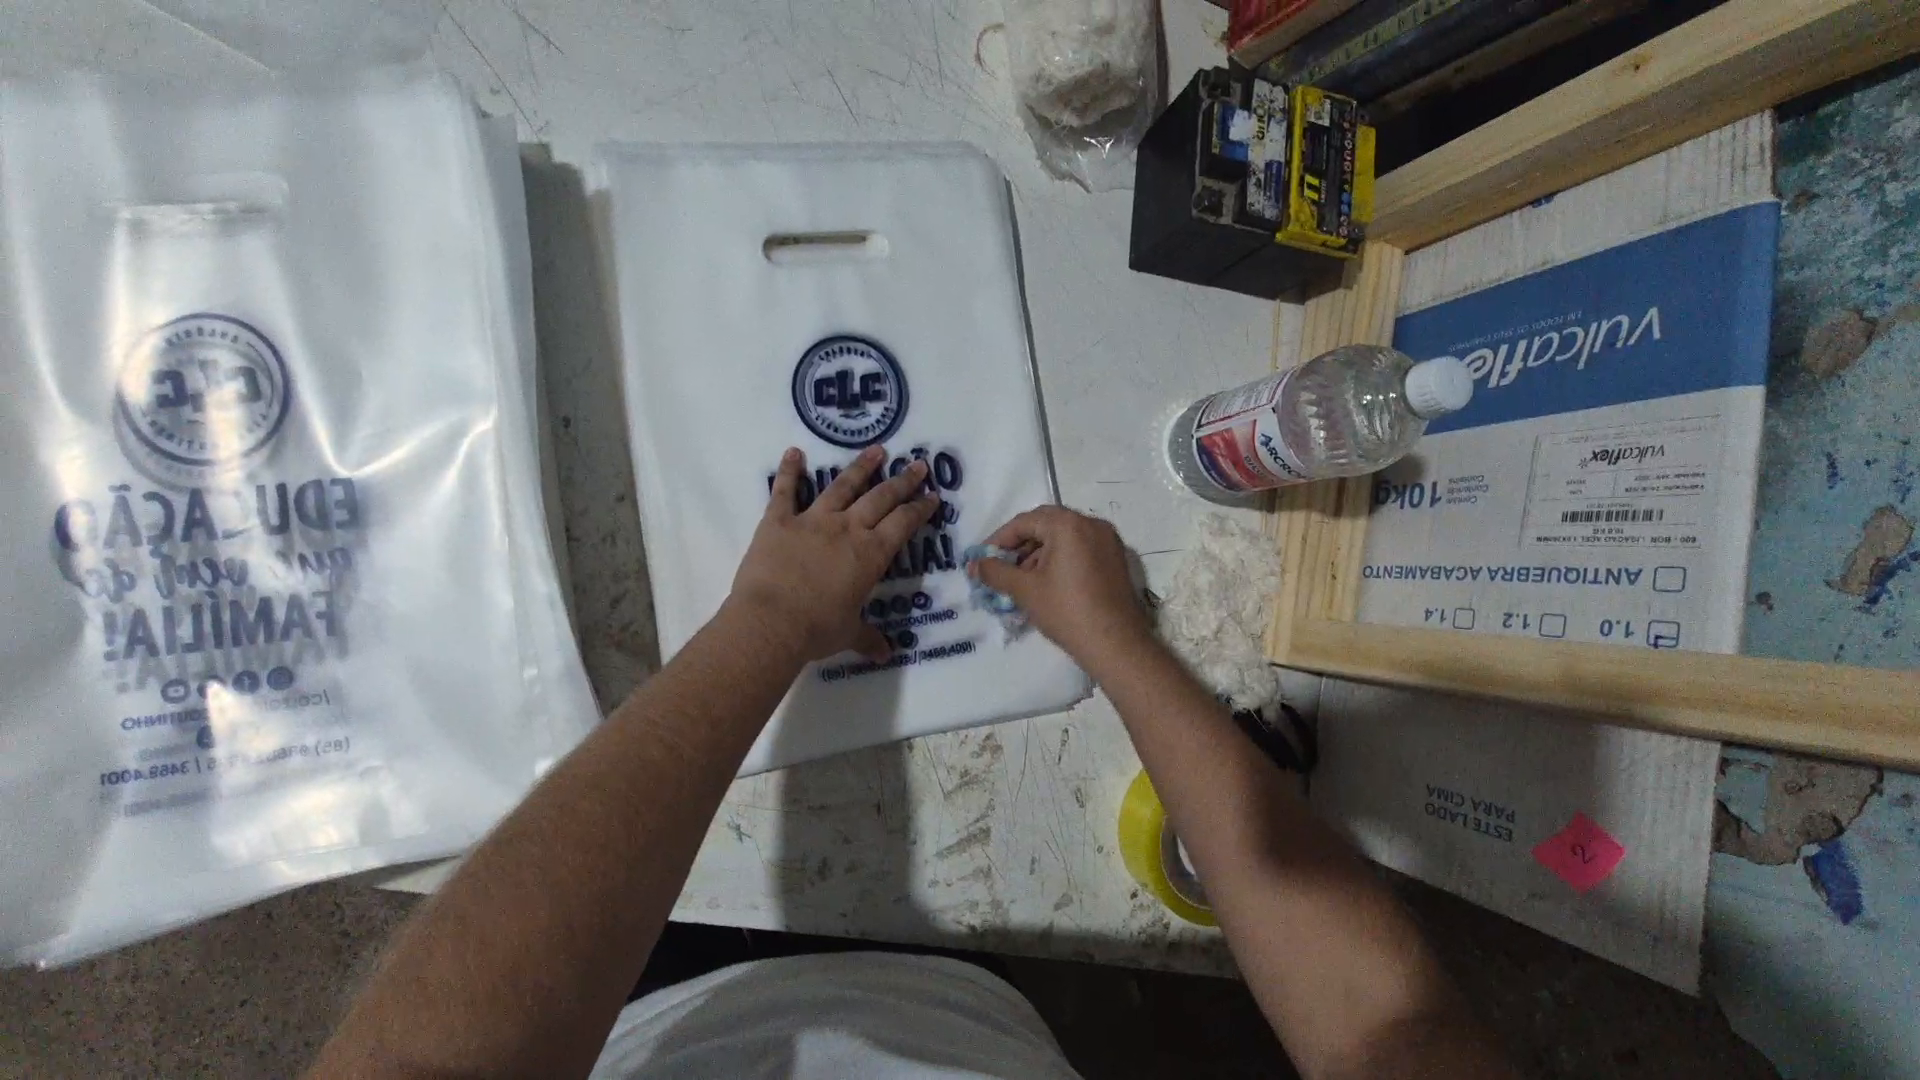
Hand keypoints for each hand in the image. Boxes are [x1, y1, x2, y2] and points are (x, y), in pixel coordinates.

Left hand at [729, 445, 940, 662]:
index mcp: (871, 554)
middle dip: (902, 481)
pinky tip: (793, 452)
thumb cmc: (816, 630)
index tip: (932, 496)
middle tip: (917, 466)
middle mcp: (847, 529)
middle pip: (881, 497)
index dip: (920, 508)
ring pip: (842, 486)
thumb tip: (884, 654)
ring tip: (876, 450)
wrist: (771, 622)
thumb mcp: (847, 633)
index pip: (903, 524)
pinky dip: (789, 470)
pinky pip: (785, 490)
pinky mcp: (779, 520)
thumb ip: (867, 638)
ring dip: (861, 467)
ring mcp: (813, 520)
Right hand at [969, 506, 1152, 668]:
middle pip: (1046, 524)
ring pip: (1065, 537)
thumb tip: (974, 565)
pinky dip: (1060, 559)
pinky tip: (1048, 583)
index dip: (999, 539)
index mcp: (1069, 525)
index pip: (1025, 521)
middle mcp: (1092, 524)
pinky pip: (1081, 549)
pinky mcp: (1116, 559)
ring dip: (1039, 553)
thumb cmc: (1066, 611)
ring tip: (1022, 579)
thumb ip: (996, 572)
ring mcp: (1108, 541)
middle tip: (1001, 565)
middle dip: (1020, 544)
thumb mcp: (1025, 590)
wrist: (1115, 644)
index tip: (983, 558)